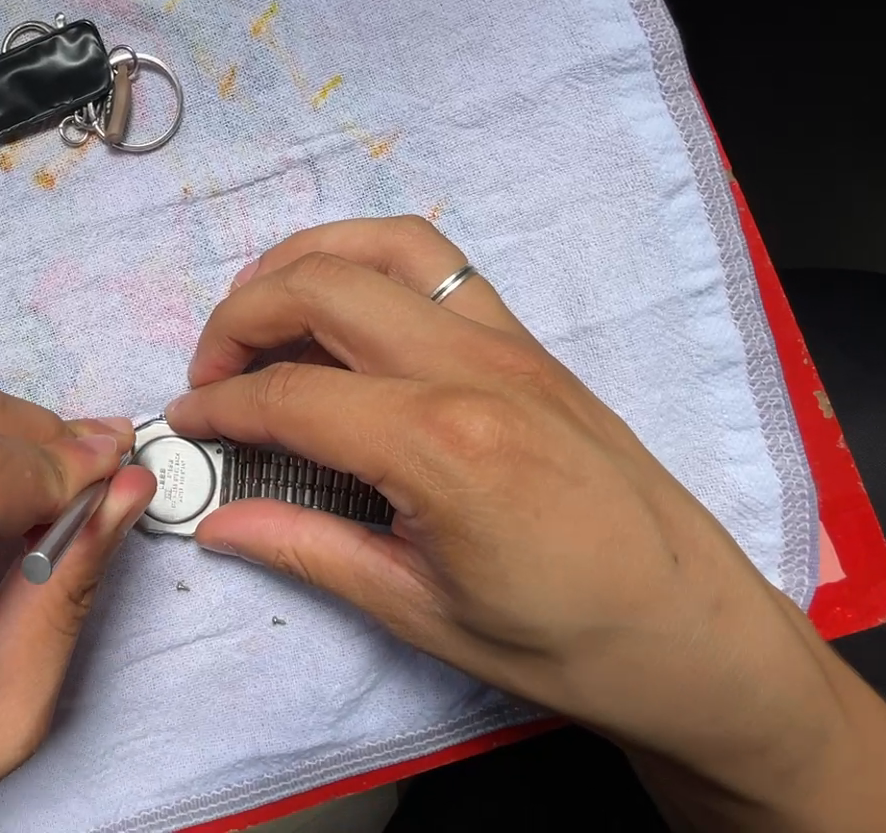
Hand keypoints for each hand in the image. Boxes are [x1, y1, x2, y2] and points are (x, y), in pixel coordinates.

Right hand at [169, 217, 885, 830]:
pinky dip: (364, 256)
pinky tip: (340, 301)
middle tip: (210, 372)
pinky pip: (432, 258)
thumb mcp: (418, 612)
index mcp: (440, 446)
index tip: (185, 424)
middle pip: (320, 289)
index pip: (291, 395)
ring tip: (259, 309)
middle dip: (239, 318)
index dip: (220, 405)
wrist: (700, 633)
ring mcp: (504, 338)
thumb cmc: (562, 641)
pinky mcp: (524, 336)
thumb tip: (212, 521)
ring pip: (379, 244)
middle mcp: (470, 366)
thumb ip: (304, 548)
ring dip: (299, 260)